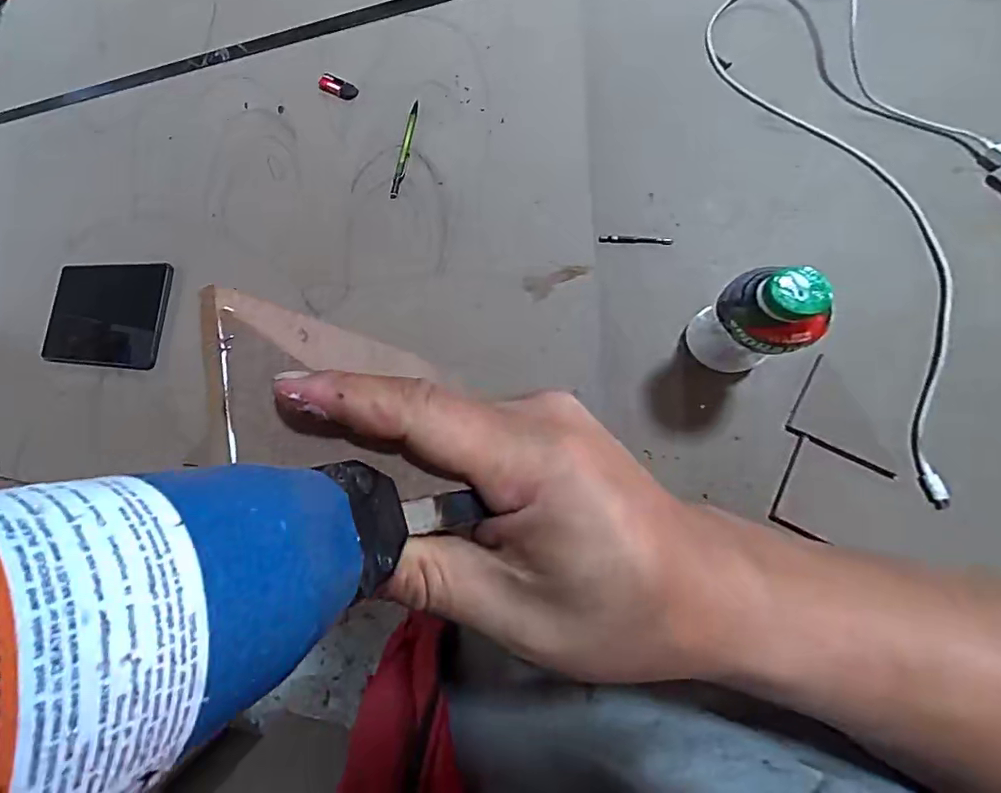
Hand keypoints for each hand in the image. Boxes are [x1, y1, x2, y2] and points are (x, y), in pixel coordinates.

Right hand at [274, 372, 761, 683]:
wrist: (713, 588)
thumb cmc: (622, 612)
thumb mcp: (516, 613)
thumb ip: (423, 574)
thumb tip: (346, 550)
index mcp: (532, 454)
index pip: (423, 413)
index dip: (351, 397)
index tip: (290, 388)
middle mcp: (532, 412)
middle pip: (425, 405)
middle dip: (352, 404)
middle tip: (287, 404)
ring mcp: (539, 410)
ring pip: (443, 414)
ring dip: (384, 424)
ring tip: (321, 427)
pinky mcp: (539, 423)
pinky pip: (464, 423)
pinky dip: (419, 436)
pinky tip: (393, 457)